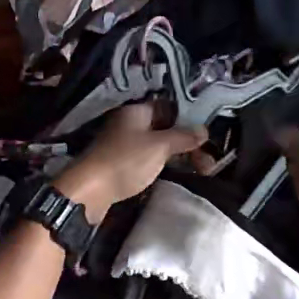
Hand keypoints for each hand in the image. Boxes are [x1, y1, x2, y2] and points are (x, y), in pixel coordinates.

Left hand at [53, 104, 206, 221]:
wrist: (89, 191)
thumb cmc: (125, 161)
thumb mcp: (159, 146)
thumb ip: (183, 136)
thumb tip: (204, 130)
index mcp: (135, 112)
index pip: (168, 107)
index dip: (189, 118)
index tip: (207, 134)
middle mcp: (128, 125)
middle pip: (165, 128)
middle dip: (188, 143)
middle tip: (209, 162)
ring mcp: (123, 146)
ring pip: (157, 146)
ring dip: (179, 156)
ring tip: (202, 171)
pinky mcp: (120, 166)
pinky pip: (147, 161)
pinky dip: (163, 166)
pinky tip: (177, 175)